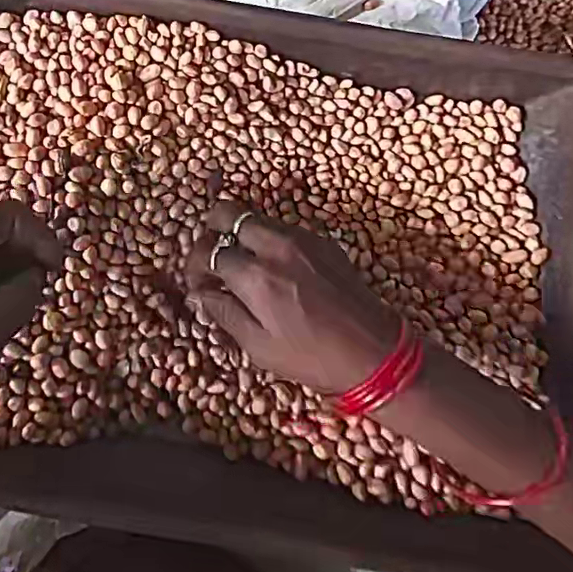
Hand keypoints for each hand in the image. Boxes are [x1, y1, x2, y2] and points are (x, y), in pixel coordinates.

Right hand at [182, 201, 398, 393]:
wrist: (378, 354)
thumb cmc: (314, 359)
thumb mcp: (259, 347)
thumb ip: (224, 312)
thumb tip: (201, 293)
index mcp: (256, 277)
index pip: (209, 251)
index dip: (195, 265)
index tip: (197, 281)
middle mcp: (277, 248)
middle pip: (229, 212)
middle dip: (212, 229)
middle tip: (212, 254)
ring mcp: (303, 240)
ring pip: (256, 218)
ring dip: (240, 233)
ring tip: (241, 262)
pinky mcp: (323, 242)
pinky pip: (284, 228)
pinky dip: (269, 240)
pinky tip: (273, 268)